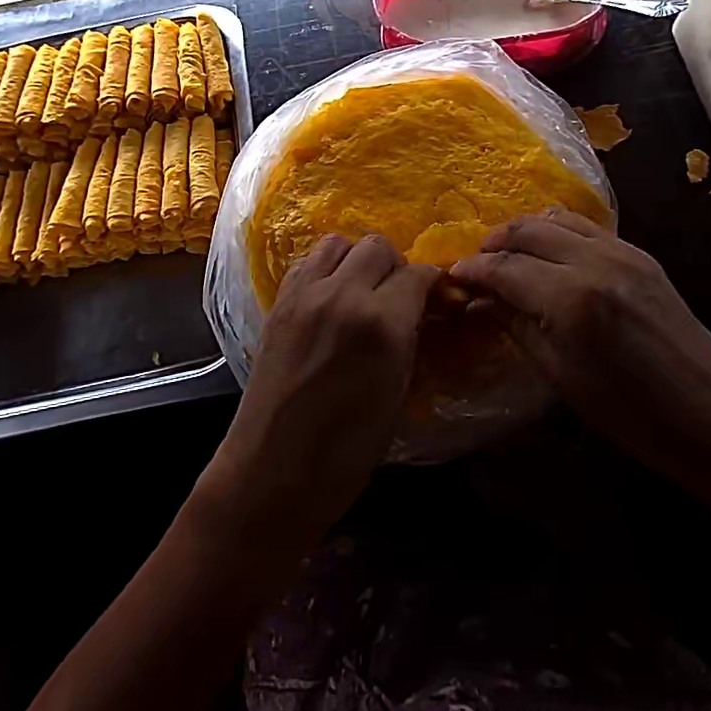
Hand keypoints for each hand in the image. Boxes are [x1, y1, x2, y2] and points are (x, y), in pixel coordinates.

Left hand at [200, 235, 439, 543]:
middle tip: (399, 294)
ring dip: (356, 259)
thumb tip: (417, 315)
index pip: (417, 275)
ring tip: (362, 289)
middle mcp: (340, 296)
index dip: (432, 284)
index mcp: (380, 323)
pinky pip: (306, 264)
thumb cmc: (346, 451)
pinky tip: (330, 297)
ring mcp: (302, 296)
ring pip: (336, 243)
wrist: (273, 468)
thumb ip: (407, 342)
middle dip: (396, 265)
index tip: (436, 297)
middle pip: (376, 246)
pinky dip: (324, 270)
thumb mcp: (396, 394)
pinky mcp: (277, 304)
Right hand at [450, 210, 710, 481]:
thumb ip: (514, 324)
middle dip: (492, 244)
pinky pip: (584, 226)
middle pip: (526, 230)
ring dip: (522, 232)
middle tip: (475, 267)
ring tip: (505, 257)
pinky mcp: (640, 255)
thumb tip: (476, 301)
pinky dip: (554, 231)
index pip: (503, 268)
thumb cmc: (628, 412)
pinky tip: (544, 255)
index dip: (472, 271)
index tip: (451, 278)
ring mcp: (623, 253)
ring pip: (555, 218)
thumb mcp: (558, 373)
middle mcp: (596, 262)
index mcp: (572, 299)